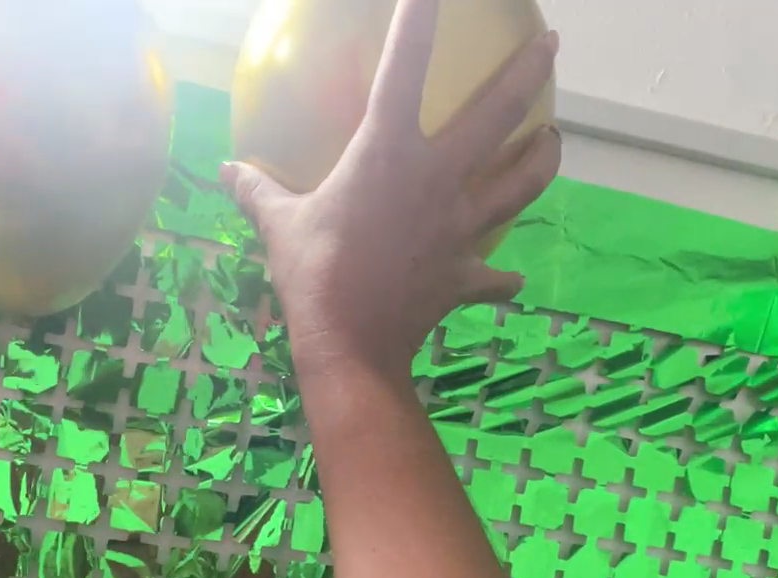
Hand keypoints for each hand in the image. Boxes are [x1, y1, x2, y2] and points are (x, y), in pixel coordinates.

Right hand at [221, 0, 561, 386]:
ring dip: (543, 162)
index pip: (403, 68)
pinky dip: (502, 279)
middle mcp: (436, 180)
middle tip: (549, 49)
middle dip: (528, 73)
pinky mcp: (463, 275)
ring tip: (553, 143)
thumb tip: (223, 170)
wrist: (348, 345)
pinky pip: (494, 277)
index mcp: (387, 154)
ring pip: (521, 186)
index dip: (418, 19)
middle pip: (498, 115)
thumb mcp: (279, 228)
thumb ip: (257, 192)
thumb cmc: (313, 278)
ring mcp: (458, 229)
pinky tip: (511, 280)